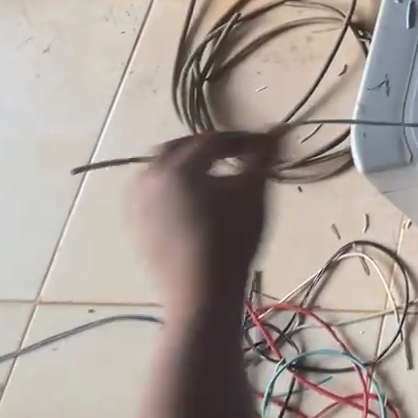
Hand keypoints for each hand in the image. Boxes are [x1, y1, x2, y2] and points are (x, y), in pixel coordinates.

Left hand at [133, 129, 280, 307]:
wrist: (202, 292)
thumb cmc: (232, 236)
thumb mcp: (254, 190)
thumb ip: (264, 154)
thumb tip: (279, 126)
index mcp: (178, 167)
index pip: (214, 139)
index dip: (244, 139)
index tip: (267, 146)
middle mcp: (150, 180)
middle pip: (179, 148)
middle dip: (209, 146)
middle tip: (238, 155)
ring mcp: (138, 206)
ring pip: (161, 170)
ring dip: (188, 164)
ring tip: (216, 175)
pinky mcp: (137, 227)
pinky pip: (154, 192)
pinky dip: (175, 186)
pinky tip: (198, 200)